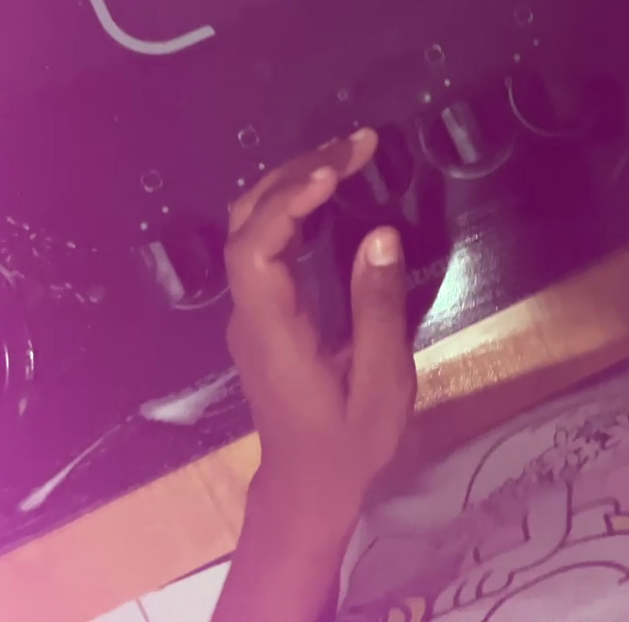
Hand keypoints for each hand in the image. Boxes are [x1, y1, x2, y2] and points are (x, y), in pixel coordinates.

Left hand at [222, 128, 415, 528]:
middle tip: (357, 143)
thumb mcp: (381, 383)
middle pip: (247, 222)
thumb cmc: (348, 441)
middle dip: (297, 172)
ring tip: (347, 153)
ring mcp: (251, 307)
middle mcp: (249, 311)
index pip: (254, 250)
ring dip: (294, 180)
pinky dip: (295, 201)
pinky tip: (328, 188)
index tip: (335, 171)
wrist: (308, 485)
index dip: (286, 202)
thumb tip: (381, 235)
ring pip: (251, 225)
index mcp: (271, 331)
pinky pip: (266, 239)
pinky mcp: (264, 307)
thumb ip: (379, 309)